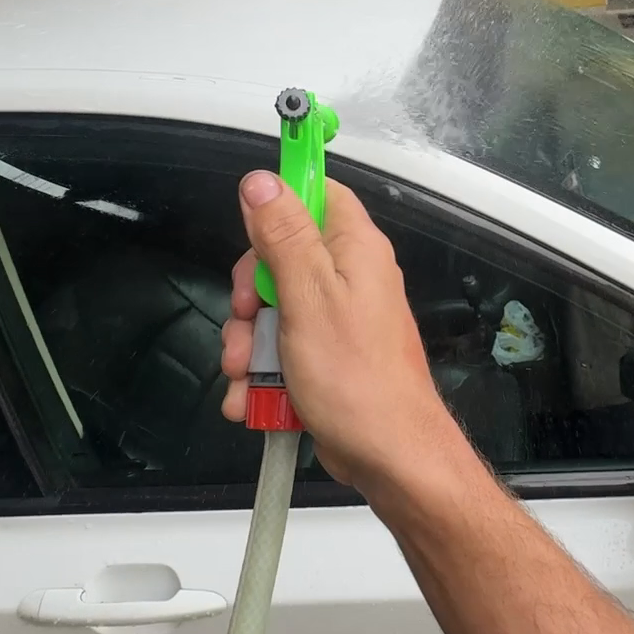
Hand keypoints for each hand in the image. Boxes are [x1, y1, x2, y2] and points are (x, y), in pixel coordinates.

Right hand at [219, 171, 465, 492]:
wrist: (388, 452)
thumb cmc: (356, 377)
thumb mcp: (307, 296)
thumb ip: (284, 236)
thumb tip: (262, 181)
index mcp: (354, 247)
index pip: (318, 192)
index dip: (281, 201)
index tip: (253, 229)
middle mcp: (350, 274)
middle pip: (282, 255)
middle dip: (250, 293)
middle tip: (246, 320)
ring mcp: (338, 315)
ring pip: (274, 306)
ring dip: (248, 341)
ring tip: (245, 374)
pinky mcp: (327, 352)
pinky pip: (282, 346)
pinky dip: (261, 370)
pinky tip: (250, 396)